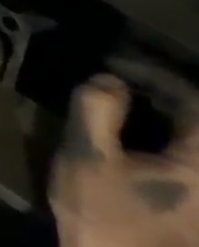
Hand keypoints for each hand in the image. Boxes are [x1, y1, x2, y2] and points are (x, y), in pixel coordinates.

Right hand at [52, 75, 198, 246]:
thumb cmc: (106, 211)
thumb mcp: (87, 155)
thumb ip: (97, 109)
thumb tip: (109, 79)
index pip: (194, 100)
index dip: (155, 74)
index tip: (113, 63)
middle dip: (165, 92)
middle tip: (121, 77)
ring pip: (197, 139)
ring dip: (171, 115)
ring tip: (130, 100)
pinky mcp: (198, 202)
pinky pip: (192, 156)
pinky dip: (174, 137)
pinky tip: (144, 135)